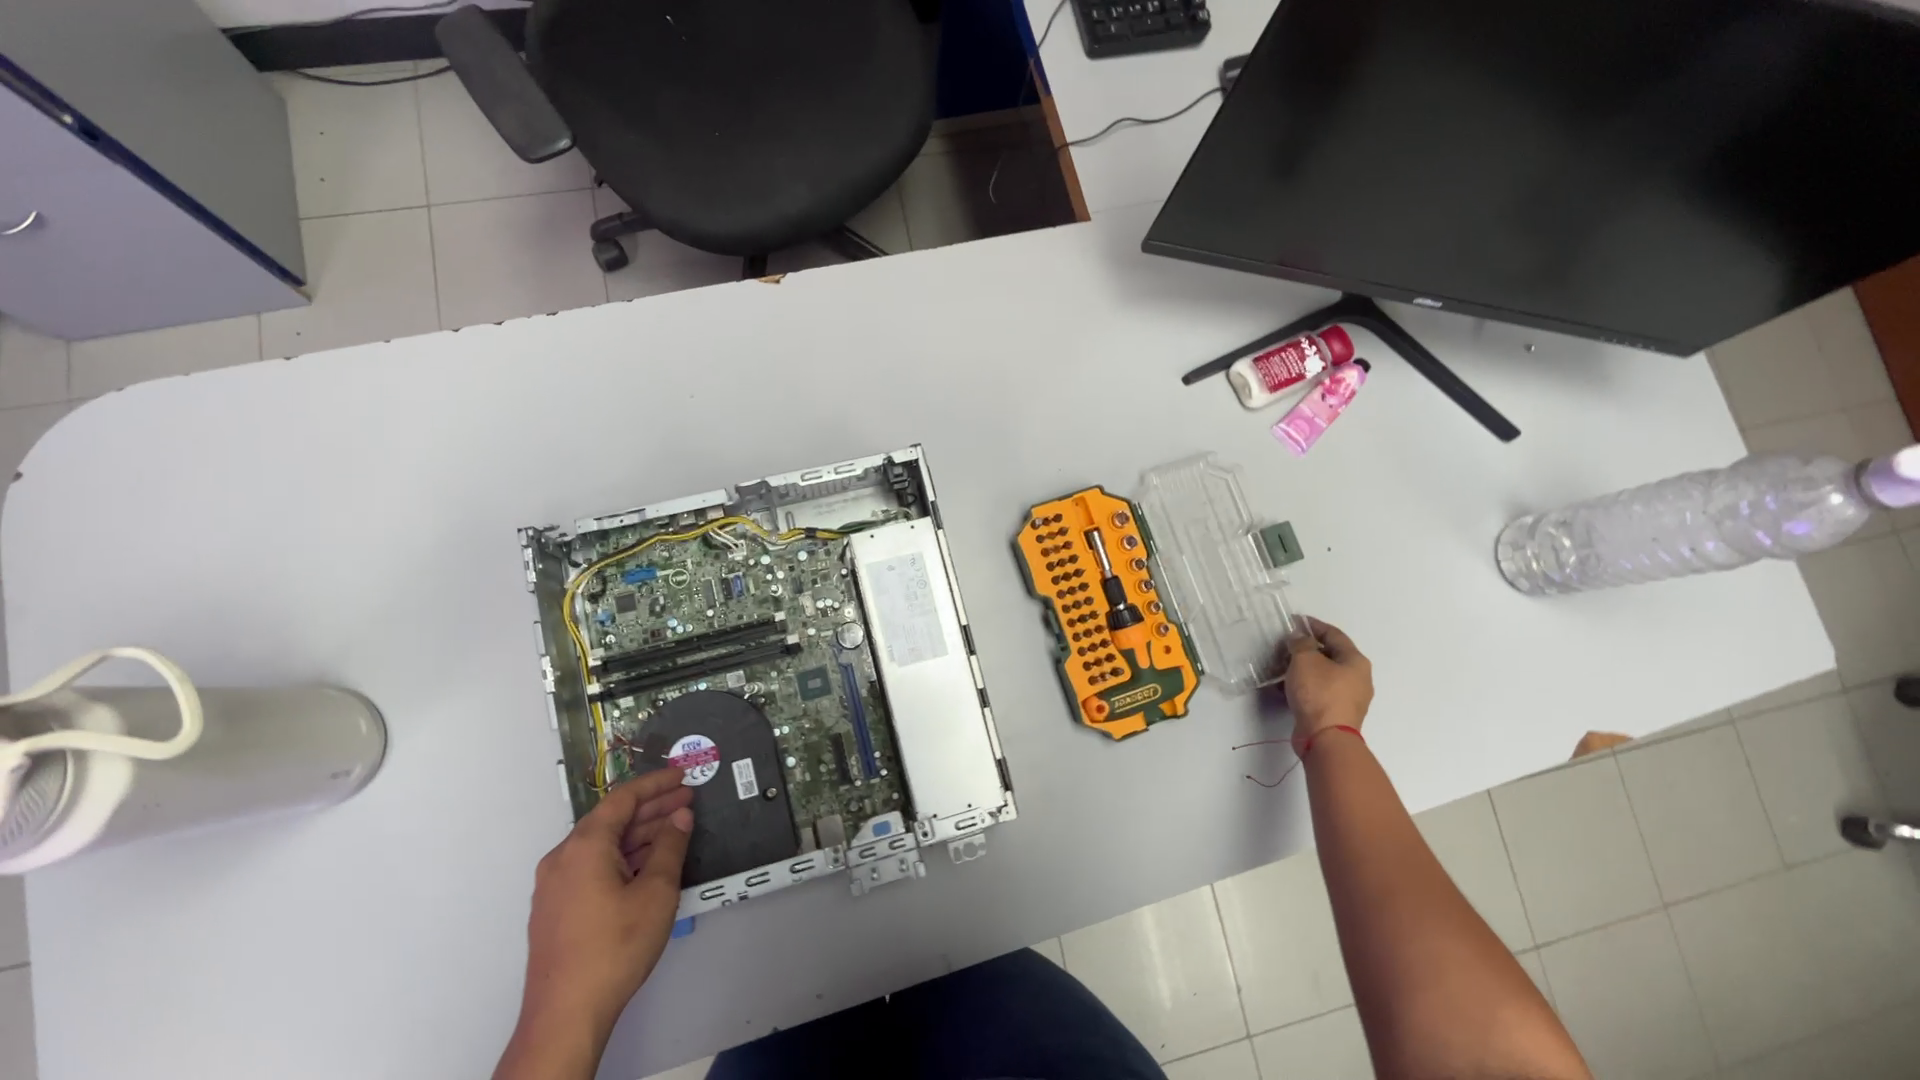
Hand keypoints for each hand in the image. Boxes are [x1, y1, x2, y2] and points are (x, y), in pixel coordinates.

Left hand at [521, 768, 693, 1033]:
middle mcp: (562, 857)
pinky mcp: (556, 908)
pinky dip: (622, 857)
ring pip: (602, 846)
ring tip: (674, 830)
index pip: (623, 799)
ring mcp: (555, 885)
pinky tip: (646, 865)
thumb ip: (670, 848)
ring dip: (638, 835)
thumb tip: (679, 817)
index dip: (656, 784)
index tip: (683, 776)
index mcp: (584, 846)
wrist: (566, 1012)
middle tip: (687, 800)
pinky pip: (592, 867)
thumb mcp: (656, 893)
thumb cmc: (615, 946)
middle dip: (651, 809)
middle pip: (611, 820)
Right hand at [1283, 617, 1372, 750]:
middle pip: (1330, 655)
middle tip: (1284, 646)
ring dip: (1303, 669)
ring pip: (1323, 675)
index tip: (1294, 621)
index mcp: (1356, 661)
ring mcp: (1348, 698)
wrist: (1325, 738)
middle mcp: (1357, 678)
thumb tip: (1299, 637)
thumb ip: (1300, 643)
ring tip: (1281, 666)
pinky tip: (1285, 688)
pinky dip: (1303, 687)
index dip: (1313, 625)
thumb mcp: (1305, 660)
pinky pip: (1319, 692)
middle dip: (1306, 648)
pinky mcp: (1336, 713)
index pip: (1334, 634)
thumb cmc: (1318, 693)